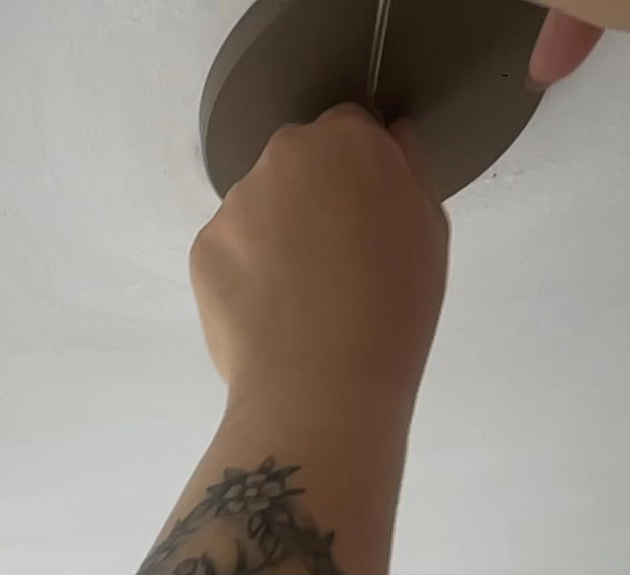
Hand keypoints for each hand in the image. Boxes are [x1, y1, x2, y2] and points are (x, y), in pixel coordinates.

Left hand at [189, 105, 447, 419]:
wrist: (321, 384)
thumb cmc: (389, 311)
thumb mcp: (428, 231)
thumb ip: (407, 170)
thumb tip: (389, 140)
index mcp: (343, 141)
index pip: (347, 135)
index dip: (357, 179)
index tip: (363, 220)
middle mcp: (279, 159)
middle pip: (293, 169)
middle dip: (308, 203)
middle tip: (330, 265)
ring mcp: (233, 207)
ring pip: (254, 213)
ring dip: (270, 240)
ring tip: (296, 300)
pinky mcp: (201, 253)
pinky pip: (226, 254)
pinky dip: (241, 277)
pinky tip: (266, 314)